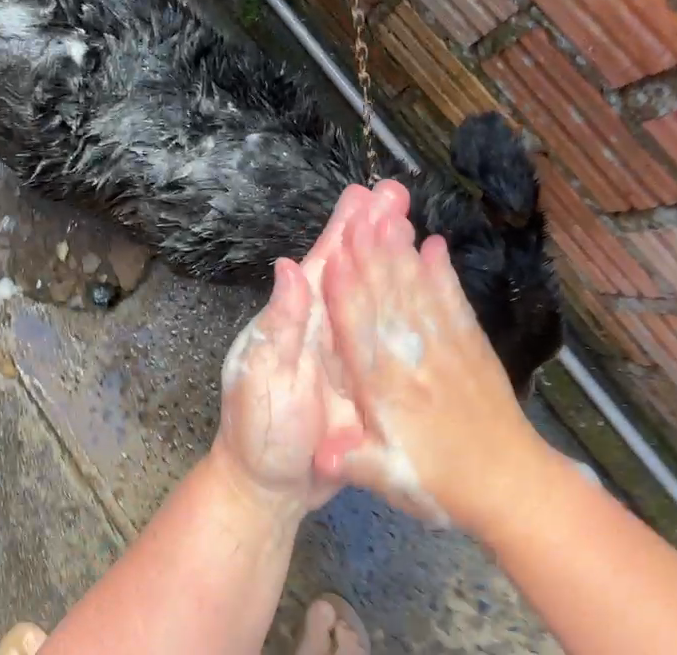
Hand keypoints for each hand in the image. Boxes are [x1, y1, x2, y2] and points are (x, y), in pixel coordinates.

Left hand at [209, 183, 395, 514]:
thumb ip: (280, 326)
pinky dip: (398, 304)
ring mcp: (341, 350)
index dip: (345, 228)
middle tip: (398, 192)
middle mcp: (320, 326)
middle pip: (350, 268)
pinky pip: (381, 330)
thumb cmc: (260, 431)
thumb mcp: (264, 377)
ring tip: (411, 222)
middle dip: (372, 230)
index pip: (325, 262)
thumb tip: (289, 267)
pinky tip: (417, 288)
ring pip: (370, 293)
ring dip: (388, 257)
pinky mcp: (361, 378)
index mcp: (297, 320)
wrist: (271, 485)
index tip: (366, 193)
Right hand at [312, 186, 557, 533]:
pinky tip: (434, 245)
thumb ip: (353, 461)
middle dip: (371, 255)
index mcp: (387, 391)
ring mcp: (447, 350)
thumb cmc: (441, 484)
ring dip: (402, 253)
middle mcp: (415, 361)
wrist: (514, 489)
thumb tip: (317, 454)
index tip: (333, 256)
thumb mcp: (390, 480)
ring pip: (419, 293)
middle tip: (359, 214)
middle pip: (388, 299)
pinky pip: (454, 304)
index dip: (346, 294)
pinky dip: (444, 273)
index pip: (360, 333)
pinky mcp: (473, 348)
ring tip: (390, 216)